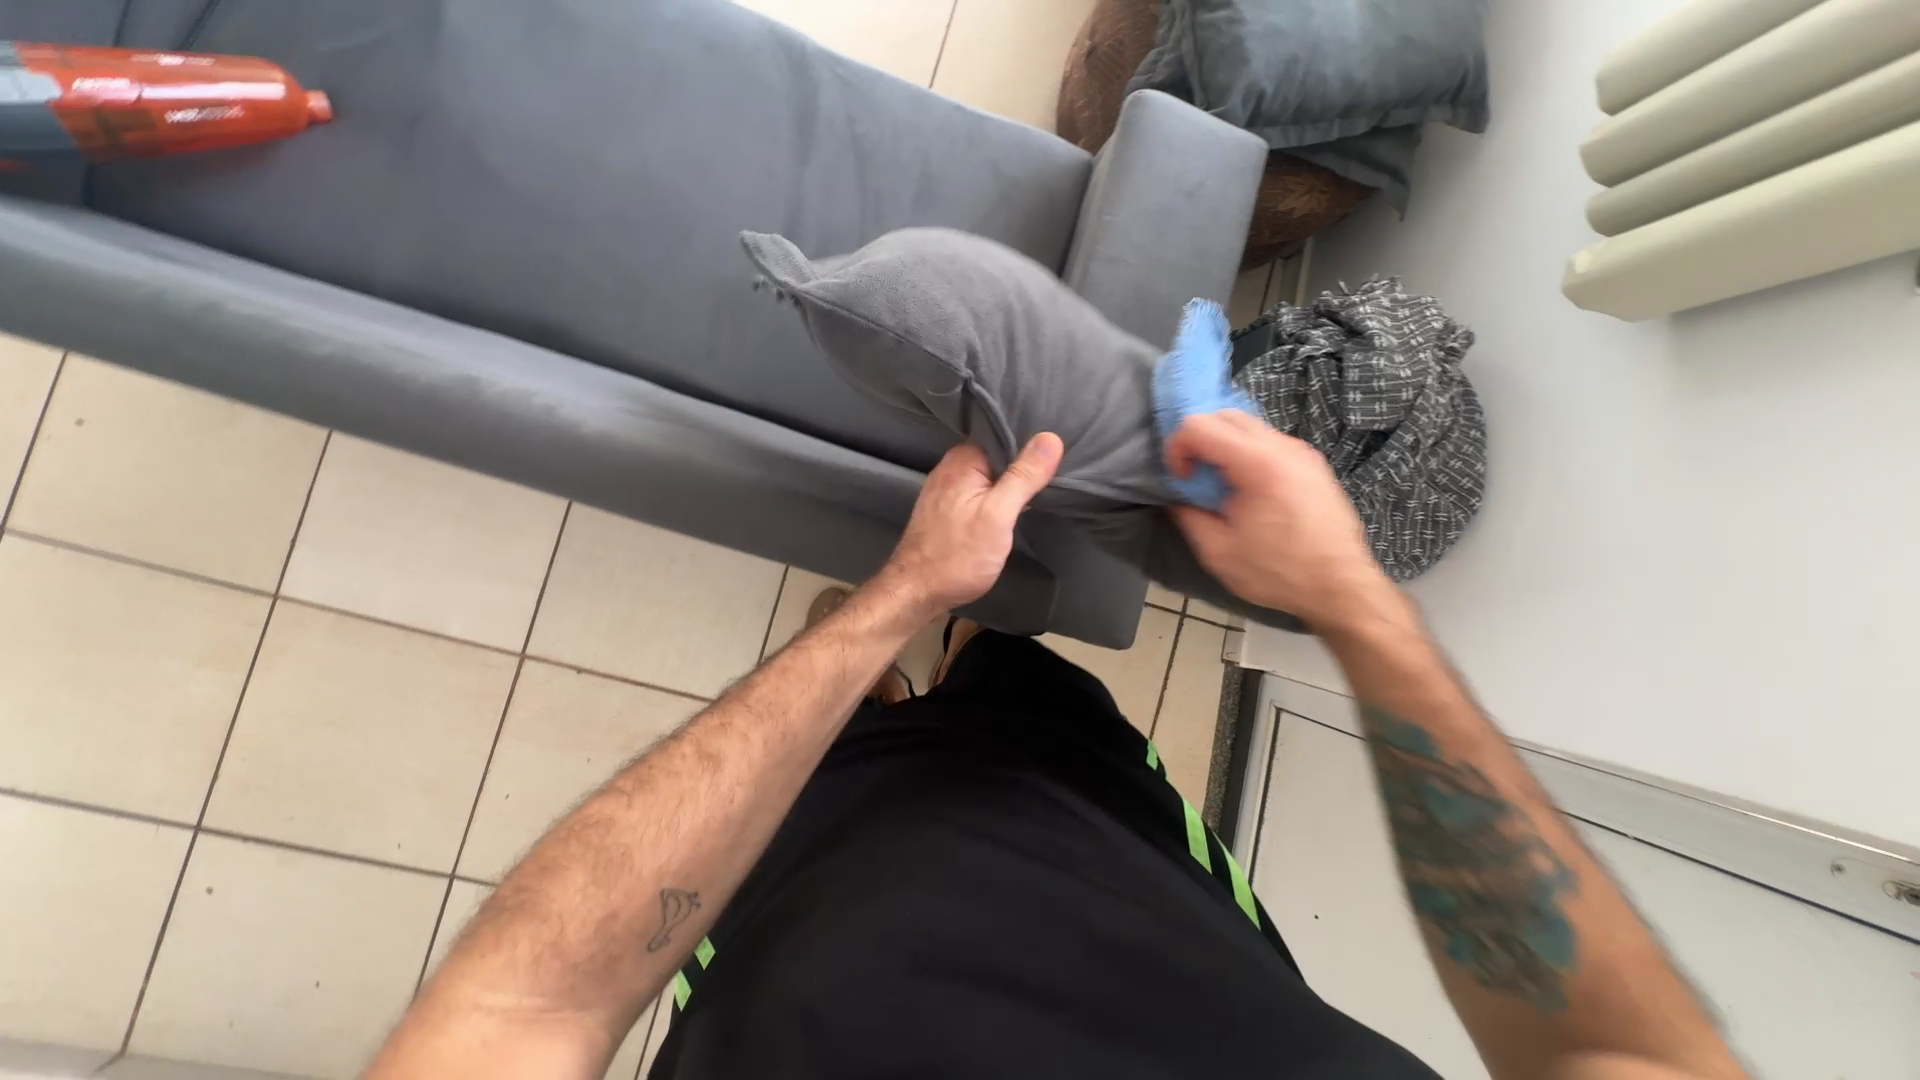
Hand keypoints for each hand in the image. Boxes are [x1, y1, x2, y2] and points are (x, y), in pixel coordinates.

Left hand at [876, 433, 1064, 618]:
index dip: (1031, 436)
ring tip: (1045, 479)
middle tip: (1061, 462)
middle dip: (1024, 459)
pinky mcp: (948, 510)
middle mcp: (951, 468)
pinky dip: (999, 495)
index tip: (1060, 441)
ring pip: (989, 474)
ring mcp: (947, 490)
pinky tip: (1016, 503)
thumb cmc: (957, 555)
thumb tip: (1051, 438)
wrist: (916, 592)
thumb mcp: (999, 514)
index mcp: (962, 459)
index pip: (1002, 433)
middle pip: (997, 453)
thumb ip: (1024, 476)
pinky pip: (980, 491)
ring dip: (1012, 479)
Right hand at [1166, 411, 1394, 631]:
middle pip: (1225, 416)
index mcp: (1258, 464)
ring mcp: (1302, 452)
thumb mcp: (1218, 551)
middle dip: (1198, 440)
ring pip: (1248, 425)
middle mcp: (1283, 447)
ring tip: (1220, 485)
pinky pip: (1269, 442)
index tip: (1181, 480)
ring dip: (1223, 446)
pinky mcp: (1312, 464)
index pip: (1200, 426)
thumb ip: (1187, 515)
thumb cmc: (1278, 573)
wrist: (1341, 587)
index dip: (1177, 448)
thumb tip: (1176, 497)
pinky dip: (1246, 453)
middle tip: (1194, 477)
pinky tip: (1247, 490)